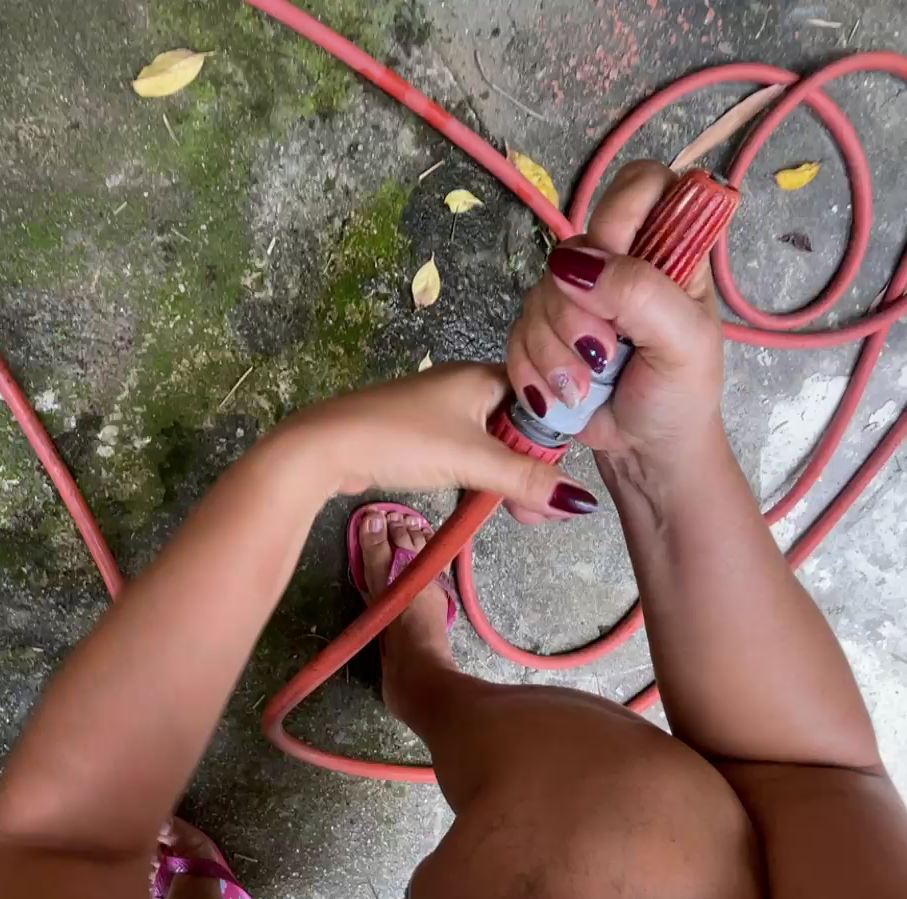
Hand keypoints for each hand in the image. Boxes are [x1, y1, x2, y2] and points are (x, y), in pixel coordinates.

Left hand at [279, 363, 600, 519]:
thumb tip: (580, 501)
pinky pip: (465, 452)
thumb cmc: (402, 441)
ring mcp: (440, 410)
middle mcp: (465, 386)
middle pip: (518, 425)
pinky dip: (480, 476)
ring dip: (508, 477)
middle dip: (533, 468)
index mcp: (483, 377)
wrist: (326, 447)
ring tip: (523, 514)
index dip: (558, 439)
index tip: (565, 482)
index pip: (543, 398)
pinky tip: (486, 500)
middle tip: (543, 511)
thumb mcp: (471, 460)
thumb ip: (525, 479)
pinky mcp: (420, 435)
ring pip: (491, 443)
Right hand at [505, 160, 726, 484]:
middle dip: (576, 313)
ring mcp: (574, 300)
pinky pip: (516, 335)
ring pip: (536, 298)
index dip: (618, 216)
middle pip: (570, 251)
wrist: (646, 450)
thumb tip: (576, 264)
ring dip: (554, 352)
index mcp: (666, 250)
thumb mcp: (682, 343)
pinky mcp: (542, 334)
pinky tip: (560, 394)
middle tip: (604, 354)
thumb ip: (640, 293)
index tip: (618, 269)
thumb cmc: (679, 395)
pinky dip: (532, 370)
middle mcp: (616, 265)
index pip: (638, 185)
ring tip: (585, 387)